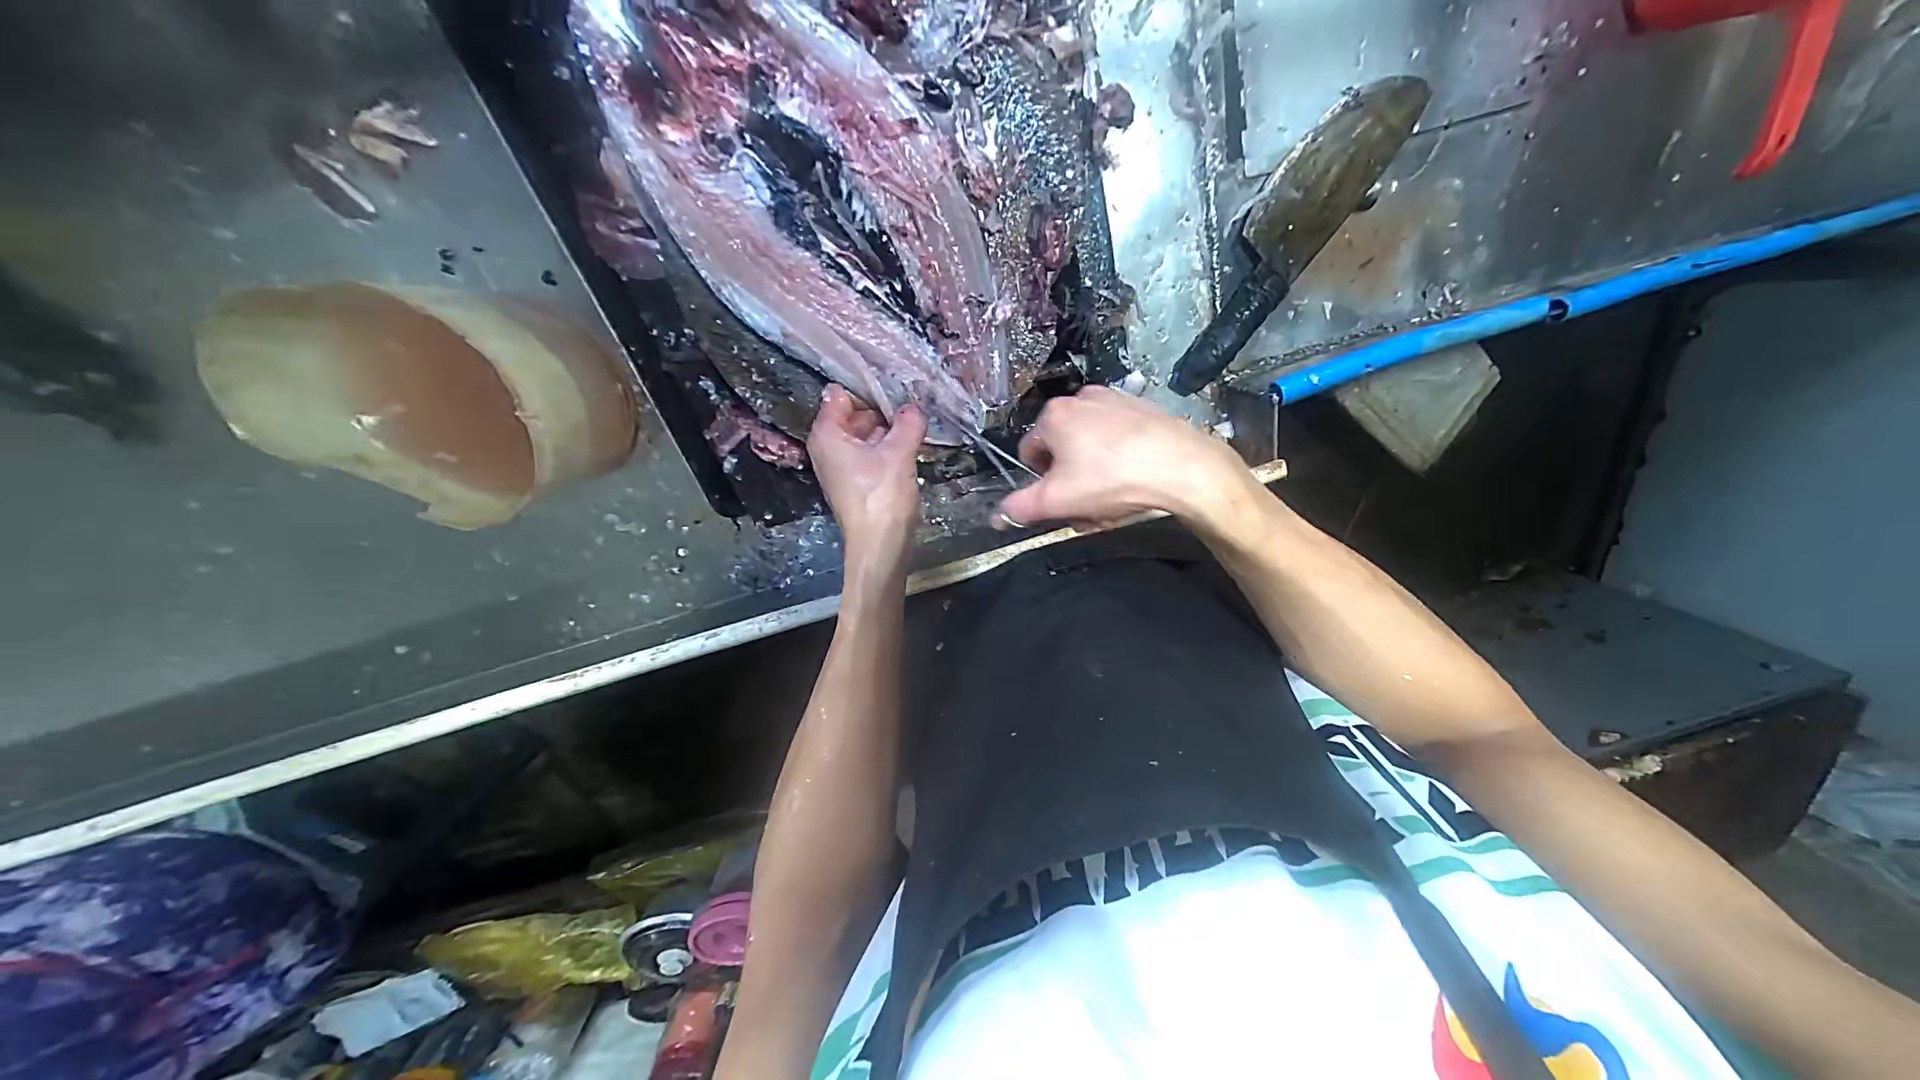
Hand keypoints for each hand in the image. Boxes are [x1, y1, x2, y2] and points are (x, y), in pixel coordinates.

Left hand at [808, 385, 926, 583]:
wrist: (880, 546)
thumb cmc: (881, 497)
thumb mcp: (898, 453)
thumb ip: (908, 423)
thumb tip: (915, 407)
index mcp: (827, 434)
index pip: (840, 394)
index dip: (866, 387)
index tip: (895, 382)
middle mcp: (828, 446)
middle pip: (854, 413)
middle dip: (882, 408)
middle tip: (912, 401)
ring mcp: (841, 465)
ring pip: (865, 433)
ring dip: (889, 428)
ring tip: (917, 422)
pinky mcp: (856, 480)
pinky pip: (871, 452)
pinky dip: (888, 447)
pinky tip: (912, 445)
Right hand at [996, 386, 1256, 531]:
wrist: (1182, 467)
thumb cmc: (1112, 480)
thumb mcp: (1057, 501)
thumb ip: (1020, 508)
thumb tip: (997, 516)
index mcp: (1054, 416)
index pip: (1029, 453)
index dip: (1041, 483)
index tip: (1061, 503)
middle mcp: (1081, 399)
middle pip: (1062, 451)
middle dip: (1070, 484)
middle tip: (1088, 510)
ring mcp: (1116, 401)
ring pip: (1091, 448)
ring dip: (1094, 477)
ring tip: (1112, 502)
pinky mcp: (1144, 409)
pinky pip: (1118, 440)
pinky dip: (1119, 462)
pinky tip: (1133, 484)